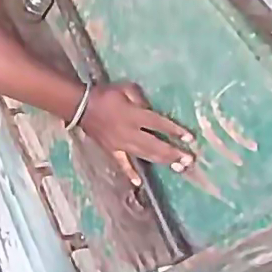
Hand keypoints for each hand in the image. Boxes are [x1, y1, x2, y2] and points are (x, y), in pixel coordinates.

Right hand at [78, 82, 194, 184]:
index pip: (160, 124)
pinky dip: (130, 173)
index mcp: (135, 116)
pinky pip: (122, 163)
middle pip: (156, 145)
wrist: (81, 106)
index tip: (190, 139)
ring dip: (161, 161)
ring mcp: (121, 144)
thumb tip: (151, 109)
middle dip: (173, 153)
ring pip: (144, 155)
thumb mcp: (126, 89)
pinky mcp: (111, 150)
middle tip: (189, 160)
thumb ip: (141, 99)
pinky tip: (138, 182)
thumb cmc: (105, 95)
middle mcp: (131, 133)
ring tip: (177, 167)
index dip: (175, 131)